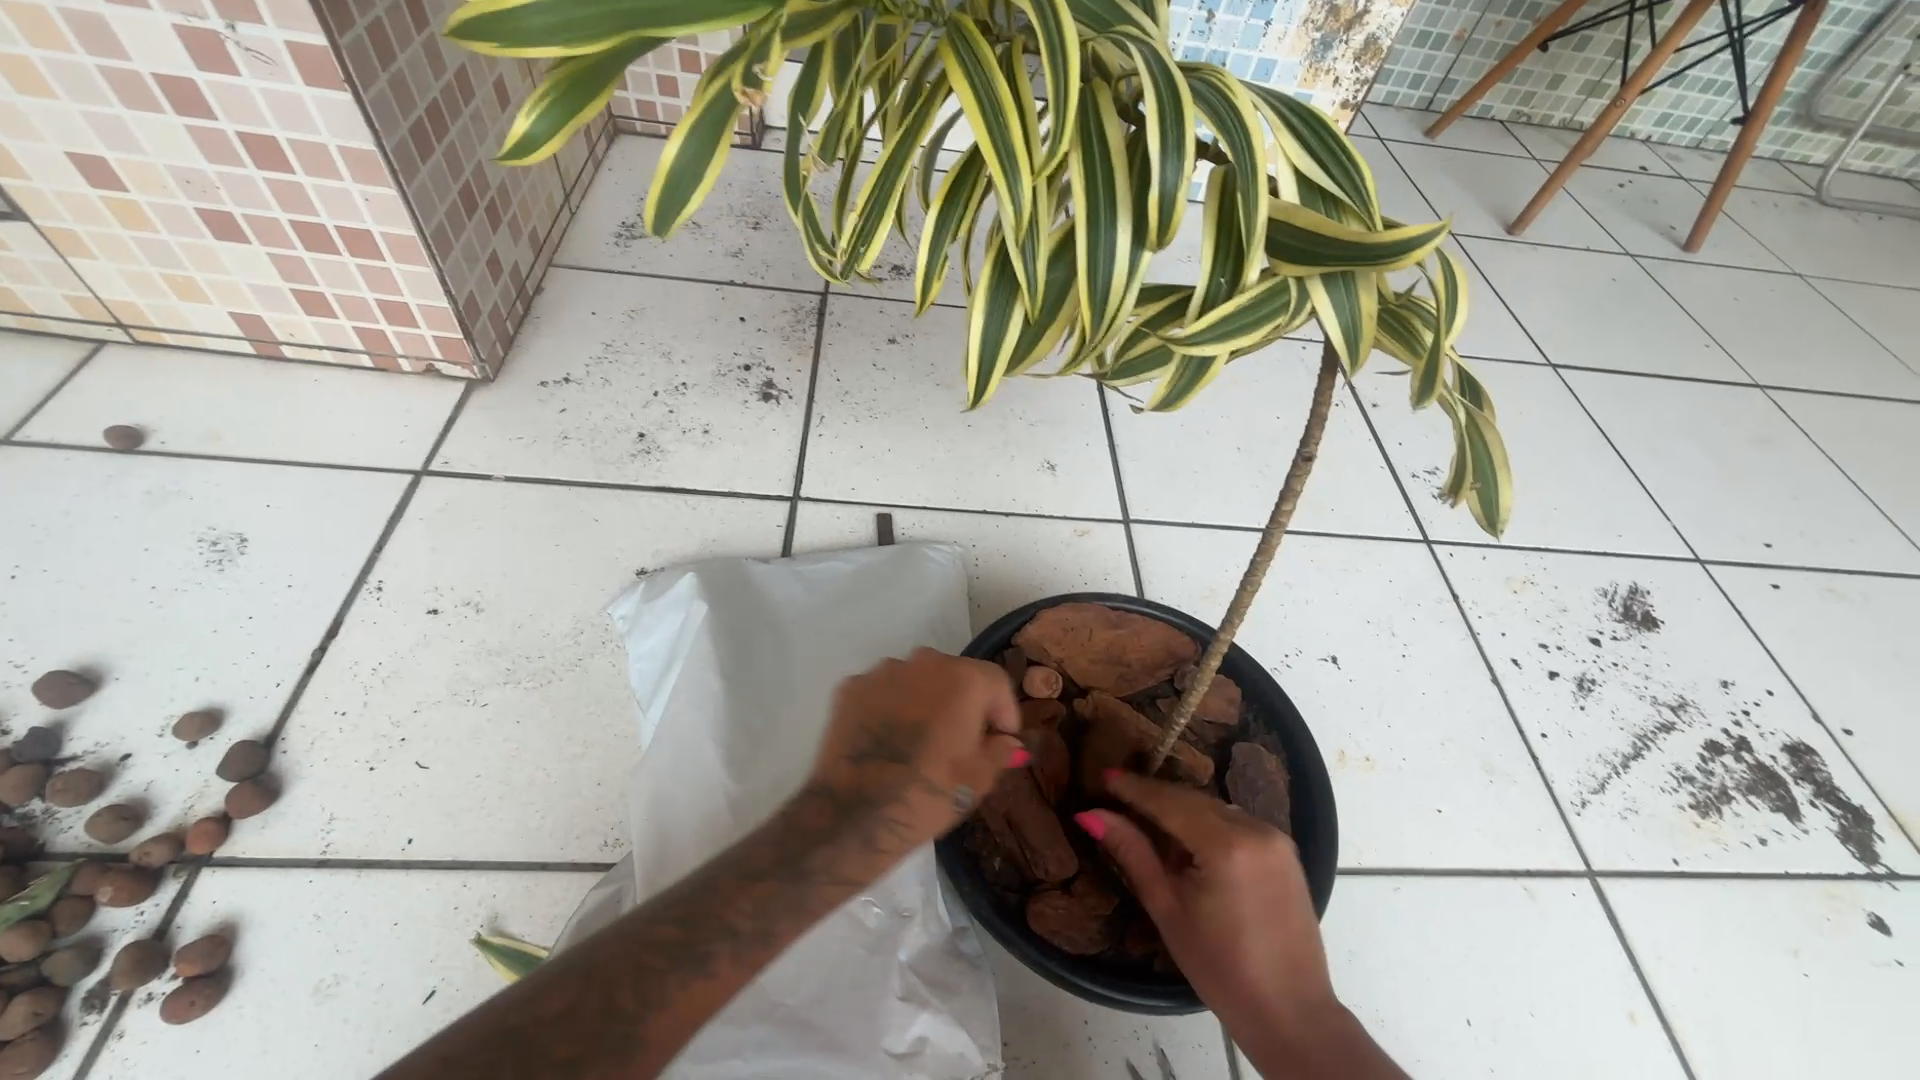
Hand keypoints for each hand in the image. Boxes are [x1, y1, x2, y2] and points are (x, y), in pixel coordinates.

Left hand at [807, 648, 1025, 854]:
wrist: (853, 813)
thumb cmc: (927, 794)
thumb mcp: (978, 779)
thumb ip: (1000, 751)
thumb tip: (1009, 742)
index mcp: (964, 680)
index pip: (997, 681)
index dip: (1003, 710)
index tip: (1002, 737)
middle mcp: (923, 662)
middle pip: (955, 675)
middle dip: (964, 702)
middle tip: (962, 739)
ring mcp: (882, 672)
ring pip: (915, 679)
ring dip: (925, 700)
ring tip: (921, 738)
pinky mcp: (850, 688)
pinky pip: (882, 691)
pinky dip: (890, 706)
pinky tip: (887, 738)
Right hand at [1078, 772, 1338, 1035]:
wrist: (1290, 1011)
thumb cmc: (1220, 967)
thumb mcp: (1167, 909)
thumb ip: (1132, 853)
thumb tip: (1091, 815)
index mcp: (1226, 844)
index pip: (1170, 802)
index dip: (1135, 788)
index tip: (1104, 776)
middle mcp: (1256, 829)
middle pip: (1194, 800)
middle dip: (1156, 797)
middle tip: (1118, 794)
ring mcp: (1277, 839)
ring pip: (1216, 809)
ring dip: (1183, 810)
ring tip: (1147, 821)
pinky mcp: (1287, 853)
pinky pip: (1238, 823)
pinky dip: (1209, 824)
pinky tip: (1188, 842)